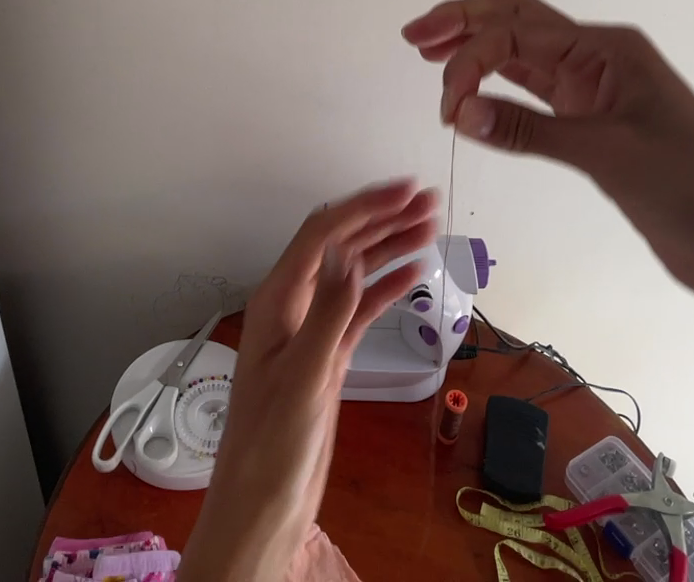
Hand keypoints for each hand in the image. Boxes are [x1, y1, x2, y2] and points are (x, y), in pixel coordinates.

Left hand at [179, 180, 439, 581]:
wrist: (264, 502)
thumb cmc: (273, 444)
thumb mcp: (303, 376)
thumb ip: (327, 312)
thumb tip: (346, 252)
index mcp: (278, 300)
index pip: (323, 236)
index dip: (364, 207)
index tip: (405, 191)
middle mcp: (294, 304)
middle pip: (340, 246)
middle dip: (381, 219)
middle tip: (426, 201)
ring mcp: (312, 328)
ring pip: (354, 274)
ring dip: (389, 247)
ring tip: (429, 227)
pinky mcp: (328, 352)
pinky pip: (360, 308)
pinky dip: (386, 287)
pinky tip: (413, 273)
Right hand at [402, 0, 693, 295]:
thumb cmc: (690, 189)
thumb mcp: (608, 154)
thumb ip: (528, 129)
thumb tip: (458, 110)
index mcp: (607, 49)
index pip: (519, 35)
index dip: (472, 59)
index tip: (446, 108)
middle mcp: (596, 58)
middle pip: (518, 23)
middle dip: (464, 23)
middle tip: (413, 34)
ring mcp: (592, 90)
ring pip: (522, 55)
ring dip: (476, 49)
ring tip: (428, 50)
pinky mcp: (589, 123)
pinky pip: (532, 91)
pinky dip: (496, 86)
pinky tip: (471, 90)